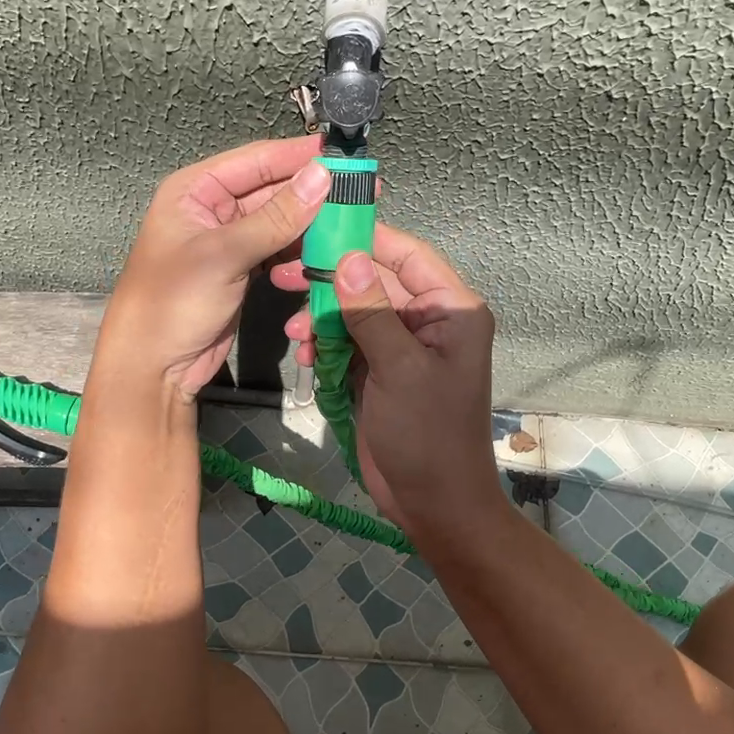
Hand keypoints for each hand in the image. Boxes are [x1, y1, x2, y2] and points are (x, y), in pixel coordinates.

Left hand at [101, 136, 327, 397]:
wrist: (153, 366)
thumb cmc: (173, 302)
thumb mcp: (224, 255)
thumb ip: (276, 217)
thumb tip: (322, 176)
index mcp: (195, 190)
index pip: (255, 161)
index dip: (299, 156)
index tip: (345, 155)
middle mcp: (212, 209)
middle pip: (271, 190)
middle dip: (312, 193)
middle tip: (363, 191)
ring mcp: (229, 241)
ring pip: (279, 222)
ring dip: (311, 225)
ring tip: (353, 222)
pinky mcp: (242, 271)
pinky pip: (278, 251)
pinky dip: (299, 253)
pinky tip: (326, 254)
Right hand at [270, 225, 500, 531]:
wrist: (434, 504)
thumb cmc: (428, 435)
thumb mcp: (400, 370)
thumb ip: (373, 313)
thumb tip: (349, 259)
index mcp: (451, 311)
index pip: (408, 256)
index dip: (366, 239)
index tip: (317, 229)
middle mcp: (429, 321)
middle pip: (375, 282)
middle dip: (330, 281)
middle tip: (282, 275)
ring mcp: (402, 348)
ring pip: (356, 312)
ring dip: (322, 317)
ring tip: (293, 332)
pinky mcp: (380, 372)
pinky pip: (349, 343)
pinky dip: (325, 345)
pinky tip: (305, 355)